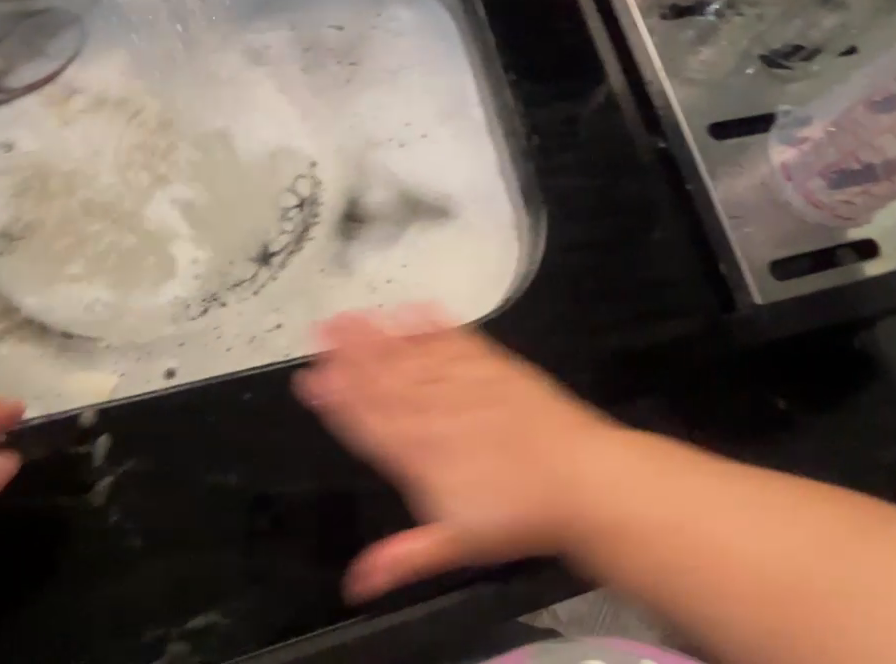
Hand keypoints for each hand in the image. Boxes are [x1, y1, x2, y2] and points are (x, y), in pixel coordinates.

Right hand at [293, 307, 624, 600]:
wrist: (584, 481)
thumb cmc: (521, 516)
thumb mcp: (460, 544)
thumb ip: (405, 555)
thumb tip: (356, 584)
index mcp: (425, 457)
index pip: (372, 424)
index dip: (339, 401)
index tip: (312, 380)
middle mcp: (441, 415)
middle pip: (388, 382)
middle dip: (351, 356)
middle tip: (321, 330)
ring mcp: (469, 385)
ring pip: (416, 357)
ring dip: (381, 335)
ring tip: (353, 314)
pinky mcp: (497, 366)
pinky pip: (459, 342)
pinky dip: (435, 326)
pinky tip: (415, 311)